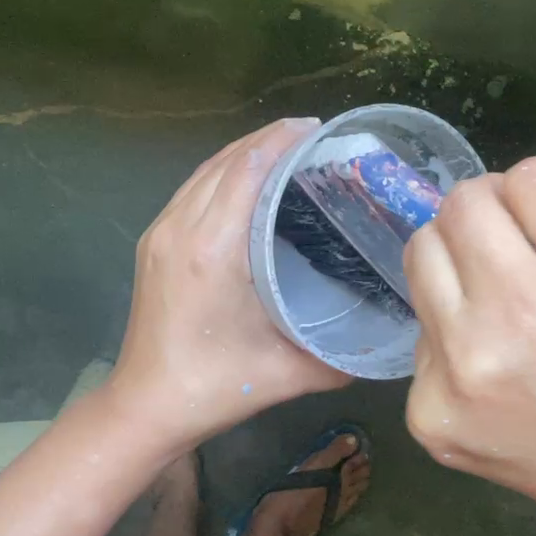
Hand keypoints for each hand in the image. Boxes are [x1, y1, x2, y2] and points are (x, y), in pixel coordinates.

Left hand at [104, 118, 352, 448]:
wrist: (145, 406)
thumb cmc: (213, 388)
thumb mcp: (287, 374)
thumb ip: (342, 358)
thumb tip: (390, 340)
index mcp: (211, 250)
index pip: (246, 170)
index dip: (279, 141)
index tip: (318, 130)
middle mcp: (181, 229)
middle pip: (225, 161)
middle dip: (266, 140)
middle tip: (312, 136)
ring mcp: (161, 232)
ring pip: (204, 172)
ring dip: (242, 153)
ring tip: (284, 149)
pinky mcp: (153, 242)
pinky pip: (190, 190)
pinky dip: (222, 174)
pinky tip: (247, 181)